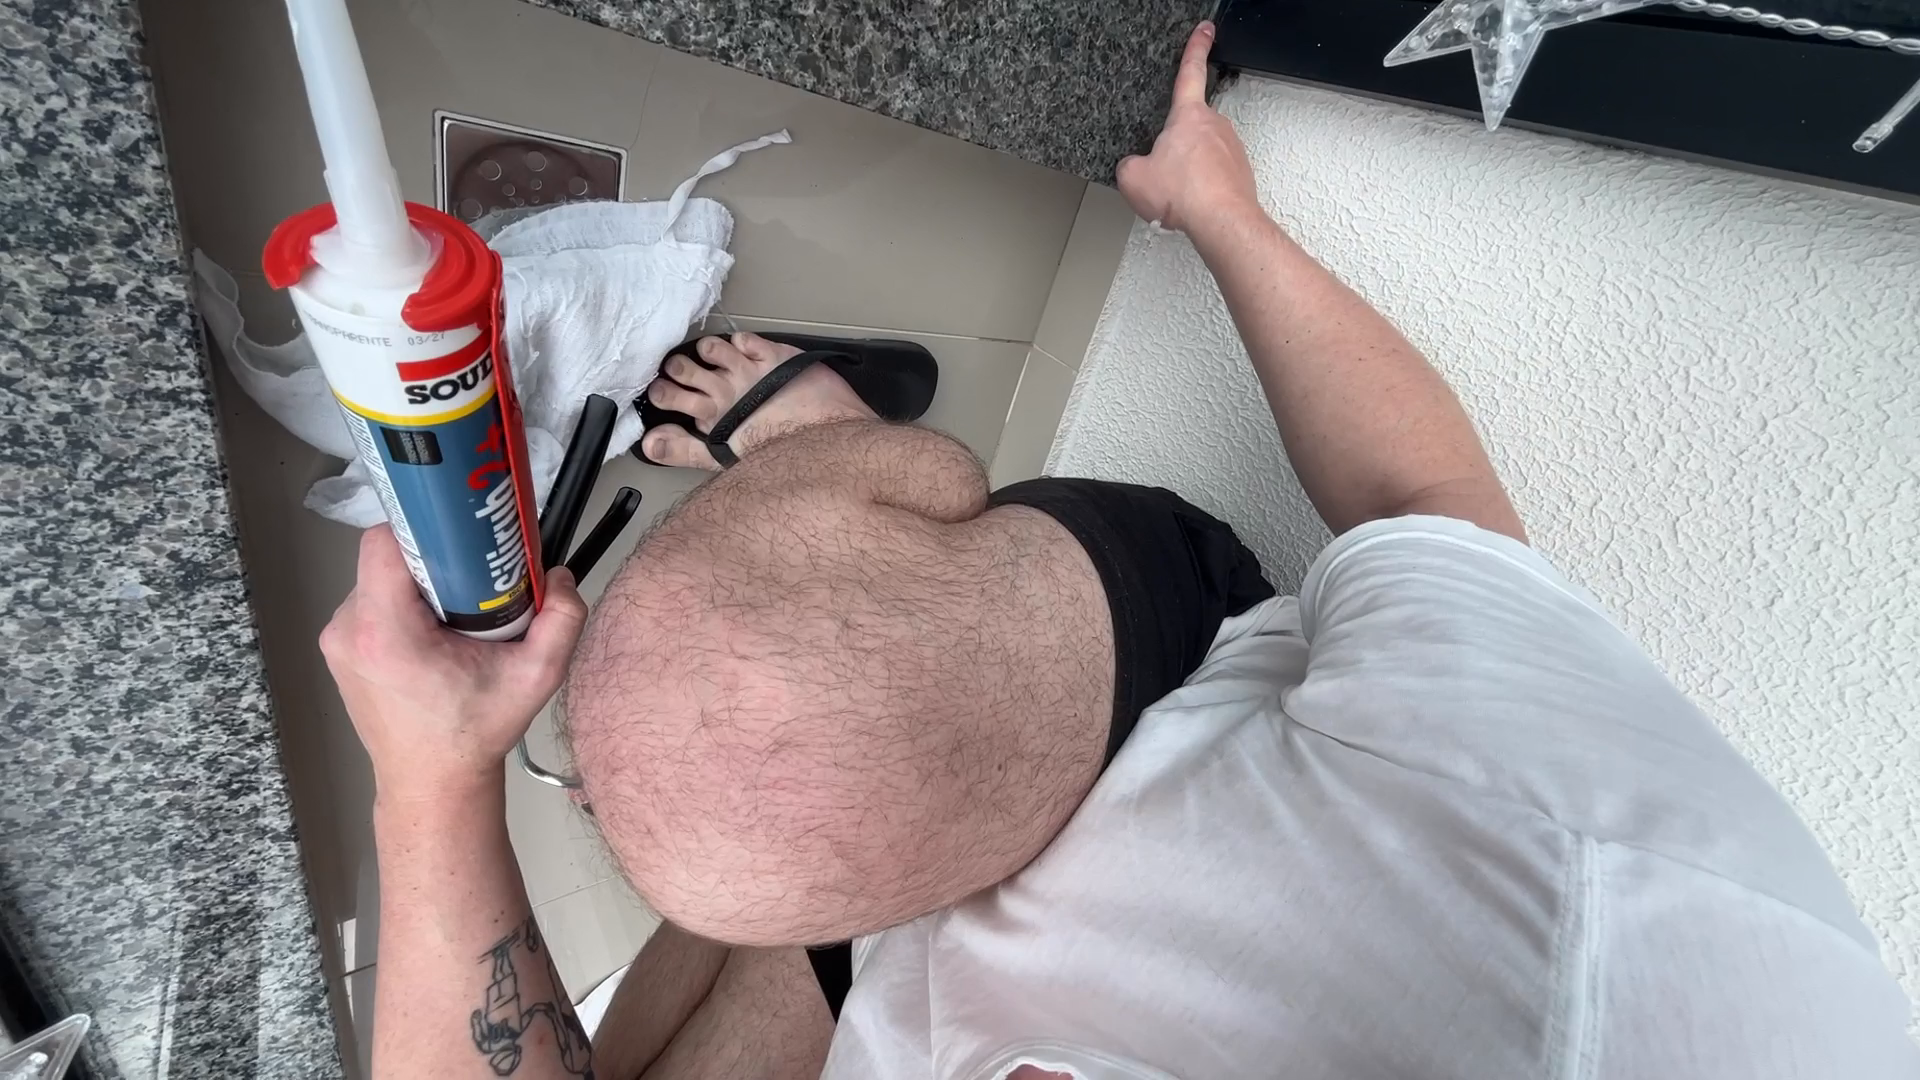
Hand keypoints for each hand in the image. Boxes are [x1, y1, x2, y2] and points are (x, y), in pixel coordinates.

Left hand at [321, 526, 587, 803]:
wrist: (433, 777)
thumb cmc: (479, 728)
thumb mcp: (540, 674)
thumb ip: (563, 618)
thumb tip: (560, 575)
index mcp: (388, 632)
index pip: (387, 543)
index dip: (430, 529)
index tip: (471, 539)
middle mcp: (350, 629)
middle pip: (390, 558)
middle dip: (441, 560)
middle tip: (484, 581)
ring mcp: (338, 639)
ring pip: (384, 578)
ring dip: (426, 583)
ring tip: (466, 613)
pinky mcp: (341, 648)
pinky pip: (375, 601)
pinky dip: (409, 604)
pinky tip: (443, 632)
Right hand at [1116, 22, 1259, 234]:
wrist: (1219, 219)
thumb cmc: (1183, 194)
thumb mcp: (1133, 179)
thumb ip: (1127, 166)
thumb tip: (1131, 167)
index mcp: (1187, 116)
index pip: (1190, 72)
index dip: (1195, 48)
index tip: (1204, 31)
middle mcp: (1214, 125)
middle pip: (1191, 128)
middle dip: (1177, 147)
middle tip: (1166, 171)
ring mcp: (1230, 148)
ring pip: (1203, 155)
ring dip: (1190, 171)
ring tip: (1178, 195)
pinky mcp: (1239, 172)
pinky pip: (1214, 176)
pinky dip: (1202, 189)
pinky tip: (1192, 204)